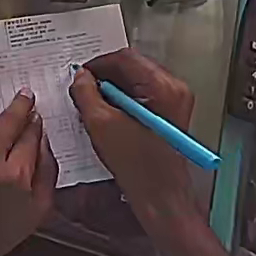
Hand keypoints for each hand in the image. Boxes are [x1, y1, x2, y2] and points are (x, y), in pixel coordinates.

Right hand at [68, 49, 201, 234]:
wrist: (160, 197)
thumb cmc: (137, 166)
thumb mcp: (102, 125)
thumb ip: (86, 94)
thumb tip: (80, 77)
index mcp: (162, 88)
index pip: (125, 58)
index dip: (98, 64)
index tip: (80, 75)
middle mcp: (174, 89)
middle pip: (133, 66)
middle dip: (105, 75)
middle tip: (84, 89)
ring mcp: (175, 100)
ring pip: (136, 79)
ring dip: (113, 88)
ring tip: (94, 104)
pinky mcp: (170, 112)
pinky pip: (143, 93)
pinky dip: (123, 98)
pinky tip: (108, 115)